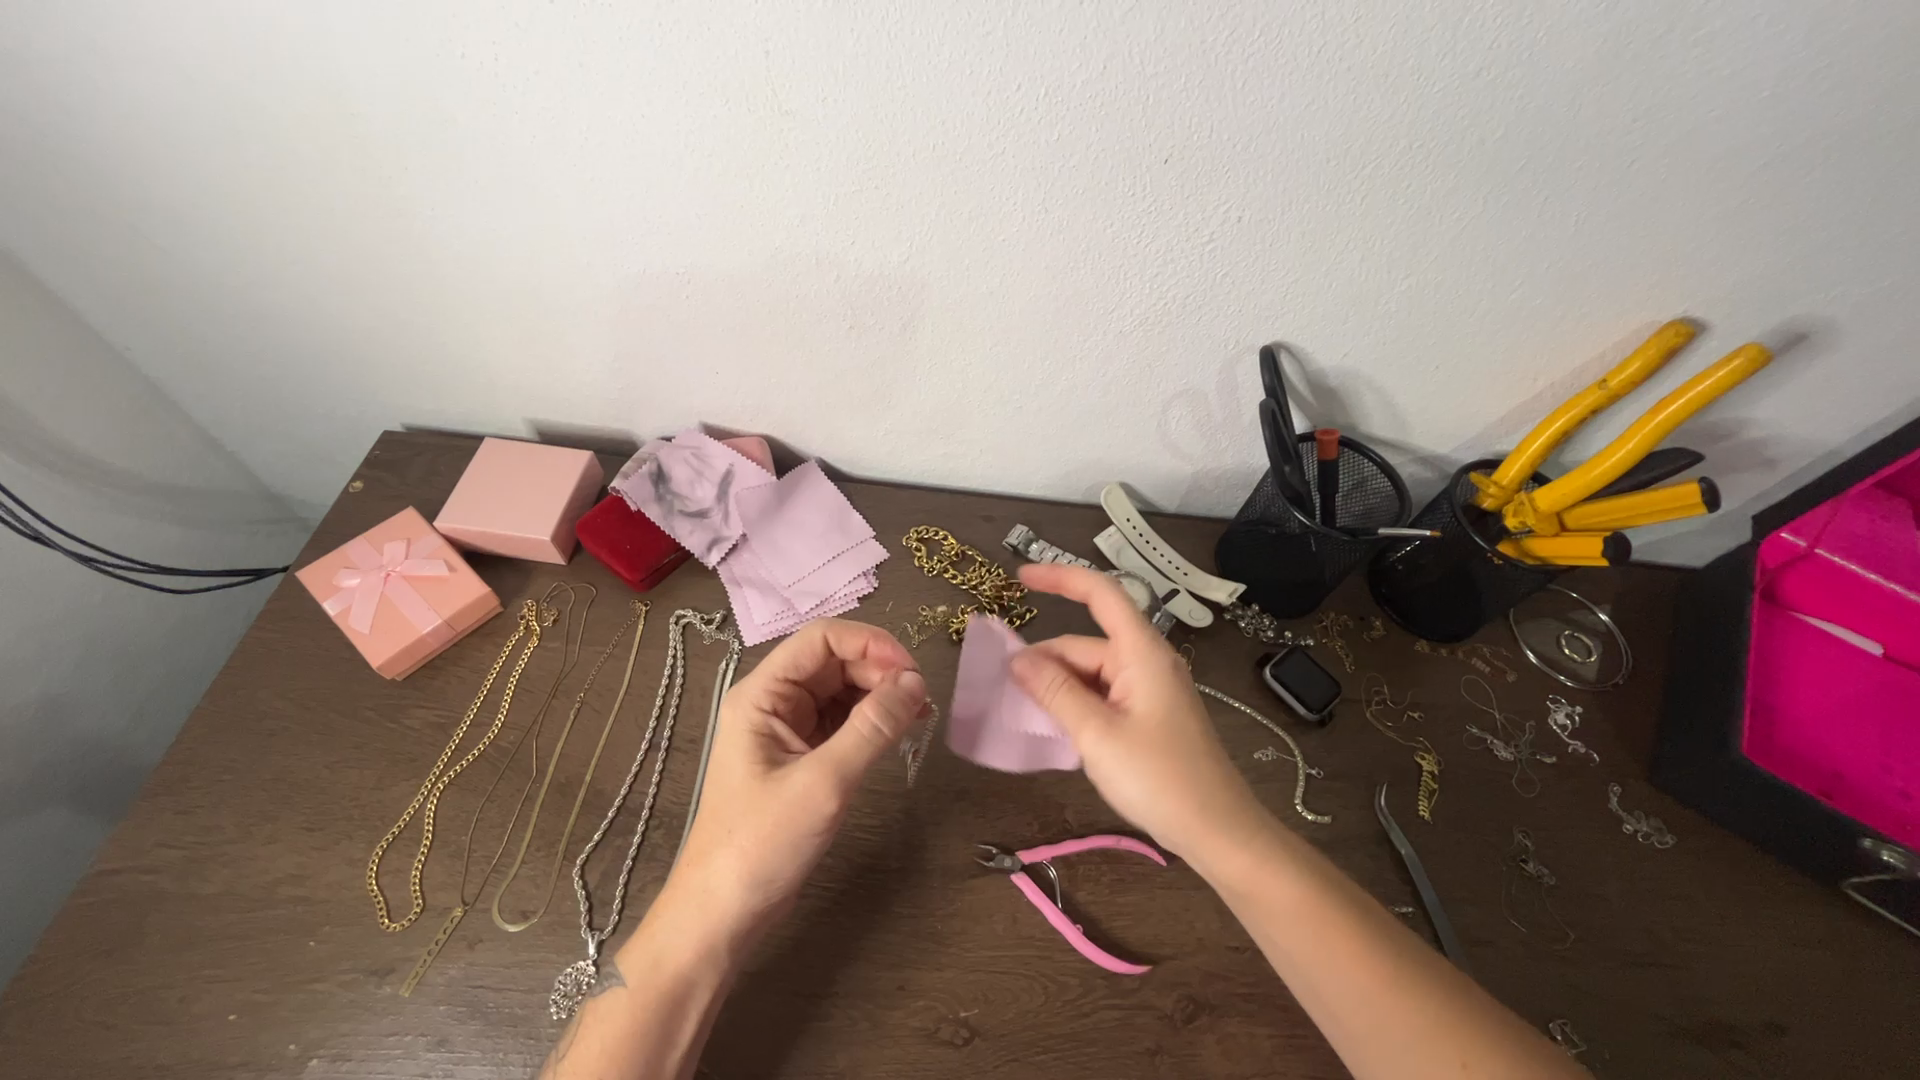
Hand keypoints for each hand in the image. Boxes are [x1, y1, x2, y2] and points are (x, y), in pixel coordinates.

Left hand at [662, 619, 927, 941]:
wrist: (724, 914)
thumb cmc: (762, 845)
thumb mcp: (824, 783)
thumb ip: (872, 728)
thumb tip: (917, 682)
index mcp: (762, 694)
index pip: (821, 639)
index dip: (871, 643)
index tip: (912, 672)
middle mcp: (773, 701)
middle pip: (834, 660)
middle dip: (880, 670)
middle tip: (921, 701)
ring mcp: (787, 728)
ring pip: (842, 689)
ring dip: (881, 694)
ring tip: (919, 715)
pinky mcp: (802, 756)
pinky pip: (842, 721)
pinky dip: (873, 720)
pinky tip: (901, 730)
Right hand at [1010, 563, 1269, 859]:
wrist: (1218, 831)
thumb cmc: (1160, 779)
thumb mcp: (1097, 734)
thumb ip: (1055, 691)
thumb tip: (1017, 658)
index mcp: (1142, 652)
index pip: (1100, 593)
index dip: (1060, 578)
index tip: (1020, 578)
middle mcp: (1148, 662)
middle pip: (1086, 643)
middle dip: (1046, 661)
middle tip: (1005, 691)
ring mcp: (1150, 689)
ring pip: (1091, 672)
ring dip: (1058, 687)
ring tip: (1024, 714)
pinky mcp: (1150, 715)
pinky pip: (1104, 695)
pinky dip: (1076, 704)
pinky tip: (1055, 729)